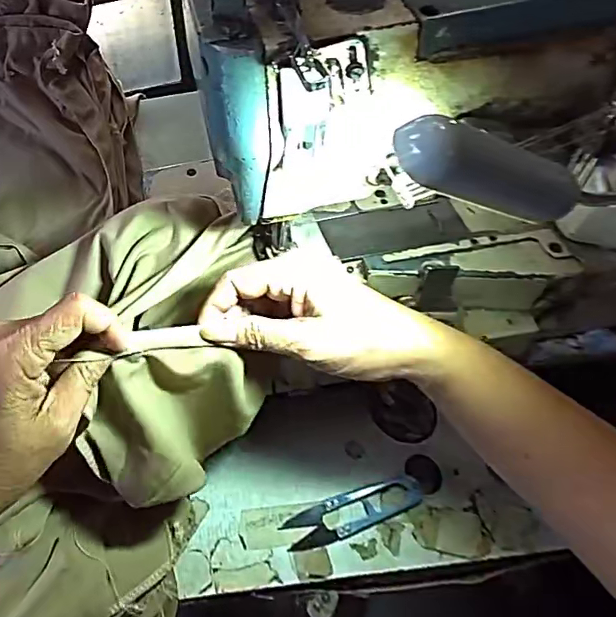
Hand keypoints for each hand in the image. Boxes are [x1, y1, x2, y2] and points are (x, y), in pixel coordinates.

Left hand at [0, 293, 128, 550]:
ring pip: (54, 323)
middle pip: (64, 313)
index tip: (123, 347)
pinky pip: (39, 335)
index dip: (107, 322)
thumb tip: (109, 346)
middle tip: (112, 362)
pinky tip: (65, 376)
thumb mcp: (59, 421)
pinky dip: (60, 349)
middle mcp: (1, 332)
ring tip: (88, 375)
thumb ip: (86, 374)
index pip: (74, 308)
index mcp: (15, 348)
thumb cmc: (7, 461)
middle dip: (94, 333)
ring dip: (77, 343)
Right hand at [197, 252, 461, 381]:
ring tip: (244, 347)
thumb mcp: (306, 342)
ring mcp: (301, 281)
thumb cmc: (371, 340)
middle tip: (221, 345)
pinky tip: (261, 342)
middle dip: (228, 317)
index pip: (236, 280)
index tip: (204, 333)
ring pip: (254, 298)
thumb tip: (219, 331)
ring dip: (244, 323)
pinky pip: (270, 306)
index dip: (215, 308)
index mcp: (295, 268)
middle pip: (242, 288)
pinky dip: (260, 325)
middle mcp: (295, 268)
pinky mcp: (306, 295)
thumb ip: (257, 334)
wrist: (411, 349)